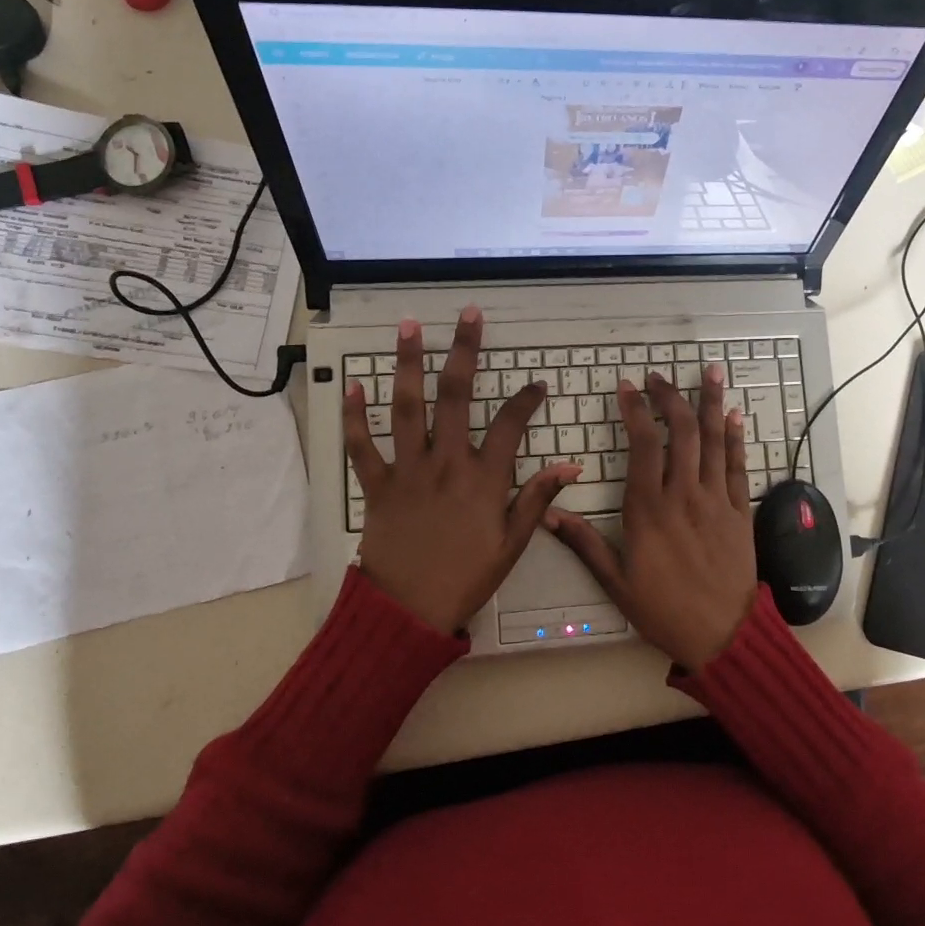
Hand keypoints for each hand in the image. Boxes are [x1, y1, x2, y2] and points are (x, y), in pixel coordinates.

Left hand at [344, 308, 578, 634]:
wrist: (409, 610)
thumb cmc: (466, 578)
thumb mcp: (511, 544)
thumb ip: (536, 500)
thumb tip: (569, 467)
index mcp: (483, 479)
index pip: (510, 425)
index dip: (526, 400)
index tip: (537, 384)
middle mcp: (446, 463)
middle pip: (455, 396)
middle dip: (464, 352)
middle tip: (467, 315)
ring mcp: (408, 471)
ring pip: (407, 408)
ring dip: (408, 364)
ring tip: (408, 326)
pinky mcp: (377, 486)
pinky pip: (363, 446)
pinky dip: (355, 416)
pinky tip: (354, 385)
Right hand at [546, 366, 756, 671]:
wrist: (723, 635)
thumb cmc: (664, 611)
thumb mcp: (616, 583)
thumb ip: (584, 543)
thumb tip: (551, 514)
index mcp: (648, 510)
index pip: (641, 444)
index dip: (635, 409)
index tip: (627, 387)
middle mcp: (684, 496)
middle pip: (679, 432)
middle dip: (669, 396)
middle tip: (658, 376)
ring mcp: (717, 501)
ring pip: (713, 440)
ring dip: (710, 402)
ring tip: (708, 370)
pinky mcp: (741, 512)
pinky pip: (738, 466)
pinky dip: (735, 437)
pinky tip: (733, 414)